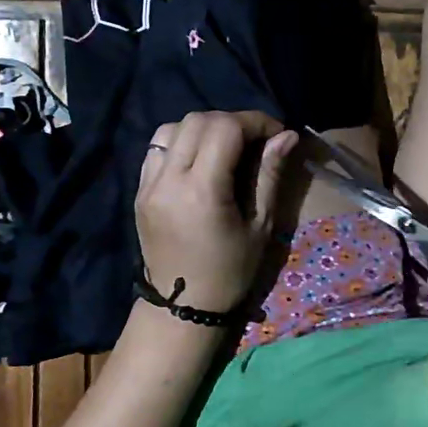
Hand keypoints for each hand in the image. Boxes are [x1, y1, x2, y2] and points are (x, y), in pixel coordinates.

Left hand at [137, 112, 298, 312]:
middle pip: (198, 120)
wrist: (183, 306)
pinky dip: (180, 142)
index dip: (255, 122)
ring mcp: (148, 184)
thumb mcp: (261, 226)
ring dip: (203, 128)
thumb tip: (288, 136)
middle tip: (255, 140)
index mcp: (202, 191)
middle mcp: (169, 180)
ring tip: (225, 148)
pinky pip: (156, 149)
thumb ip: (270, 175)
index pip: (226, 128)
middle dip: (232, 121)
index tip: (276, 135)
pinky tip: (199, 160)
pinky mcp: (139, 191)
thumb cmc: (231, 271)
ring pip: (172, 128)